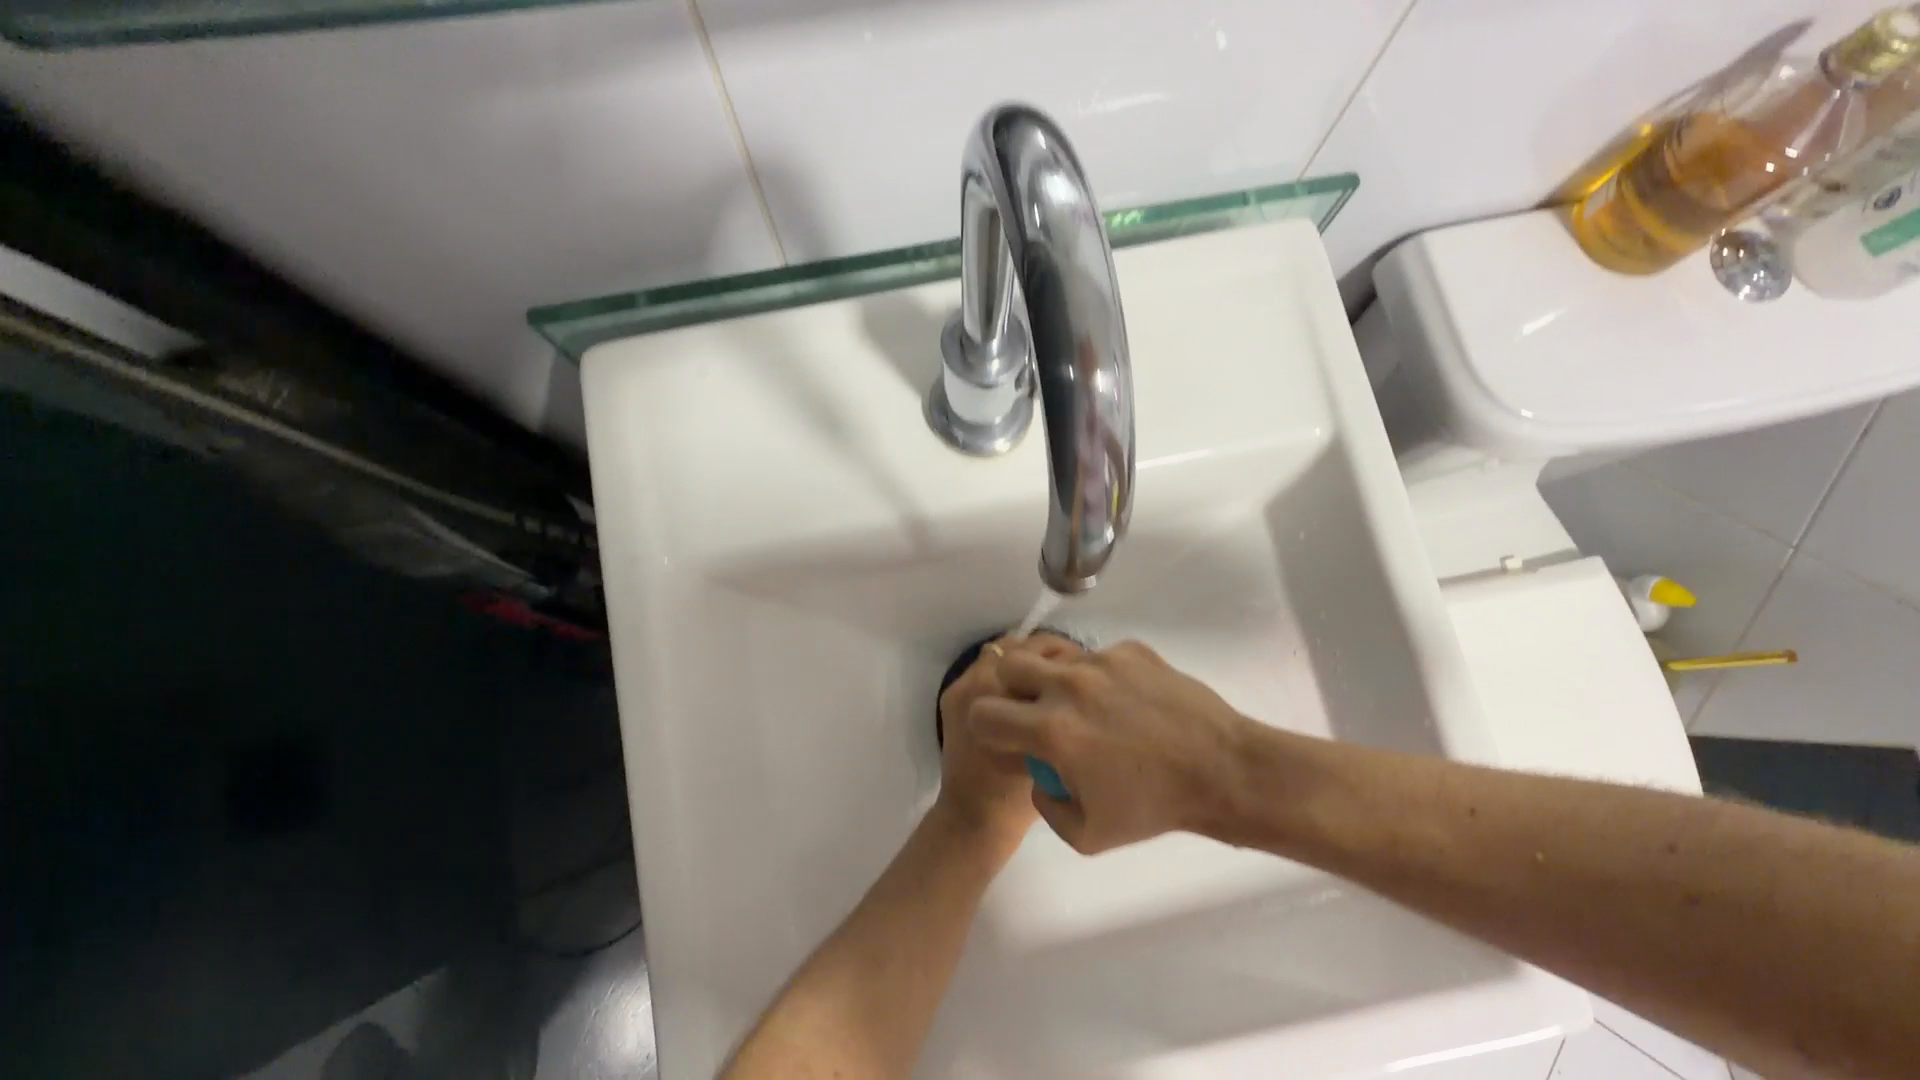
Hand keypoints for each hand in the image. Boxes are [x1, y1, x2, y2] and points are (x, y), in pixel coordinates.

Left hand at [935, 633, 1085, 843]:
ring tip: (1045, 681)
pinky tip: (1021, 693)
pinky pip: (984, 666)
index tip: (1085, 672)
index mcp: (1009, 694)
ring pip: (1003, 650)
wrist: (974, 815)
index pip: (1047, 652)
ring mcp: (963, 686)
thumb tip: (1079, 679)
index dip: (1071, 657)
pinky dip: (1004, 670)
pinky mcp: (951, 695)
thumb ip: (1064, 709)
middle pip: (1024, 644)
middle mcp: (982, 680)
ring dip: (1026, 658)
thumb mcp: (1057, 750)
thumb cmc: (1022, 793)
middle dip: (1049, 653)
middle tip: (1069, 672)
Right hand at [967, 640, 1257, 853]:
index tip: (1007, 738)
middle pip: (1010, 666)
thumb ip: (1046, 804)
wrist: (1223, 771)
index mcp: (1051, 730)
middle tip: (1038, 712)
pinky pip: (1100, 659)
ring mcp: (1103, 662)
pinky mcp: (1132, 650)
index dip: (988, 728)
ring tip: (1097, 711)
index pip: (983, 713)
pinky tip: (1131, 705)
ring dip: (1063, 684)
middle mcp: (1069, 686)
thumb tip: (1039, 773)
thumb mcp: (1087, 836)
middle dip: (1014, 690)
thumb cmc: (1153, 808)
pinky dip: (1105, 679)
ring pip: (1060, 662)